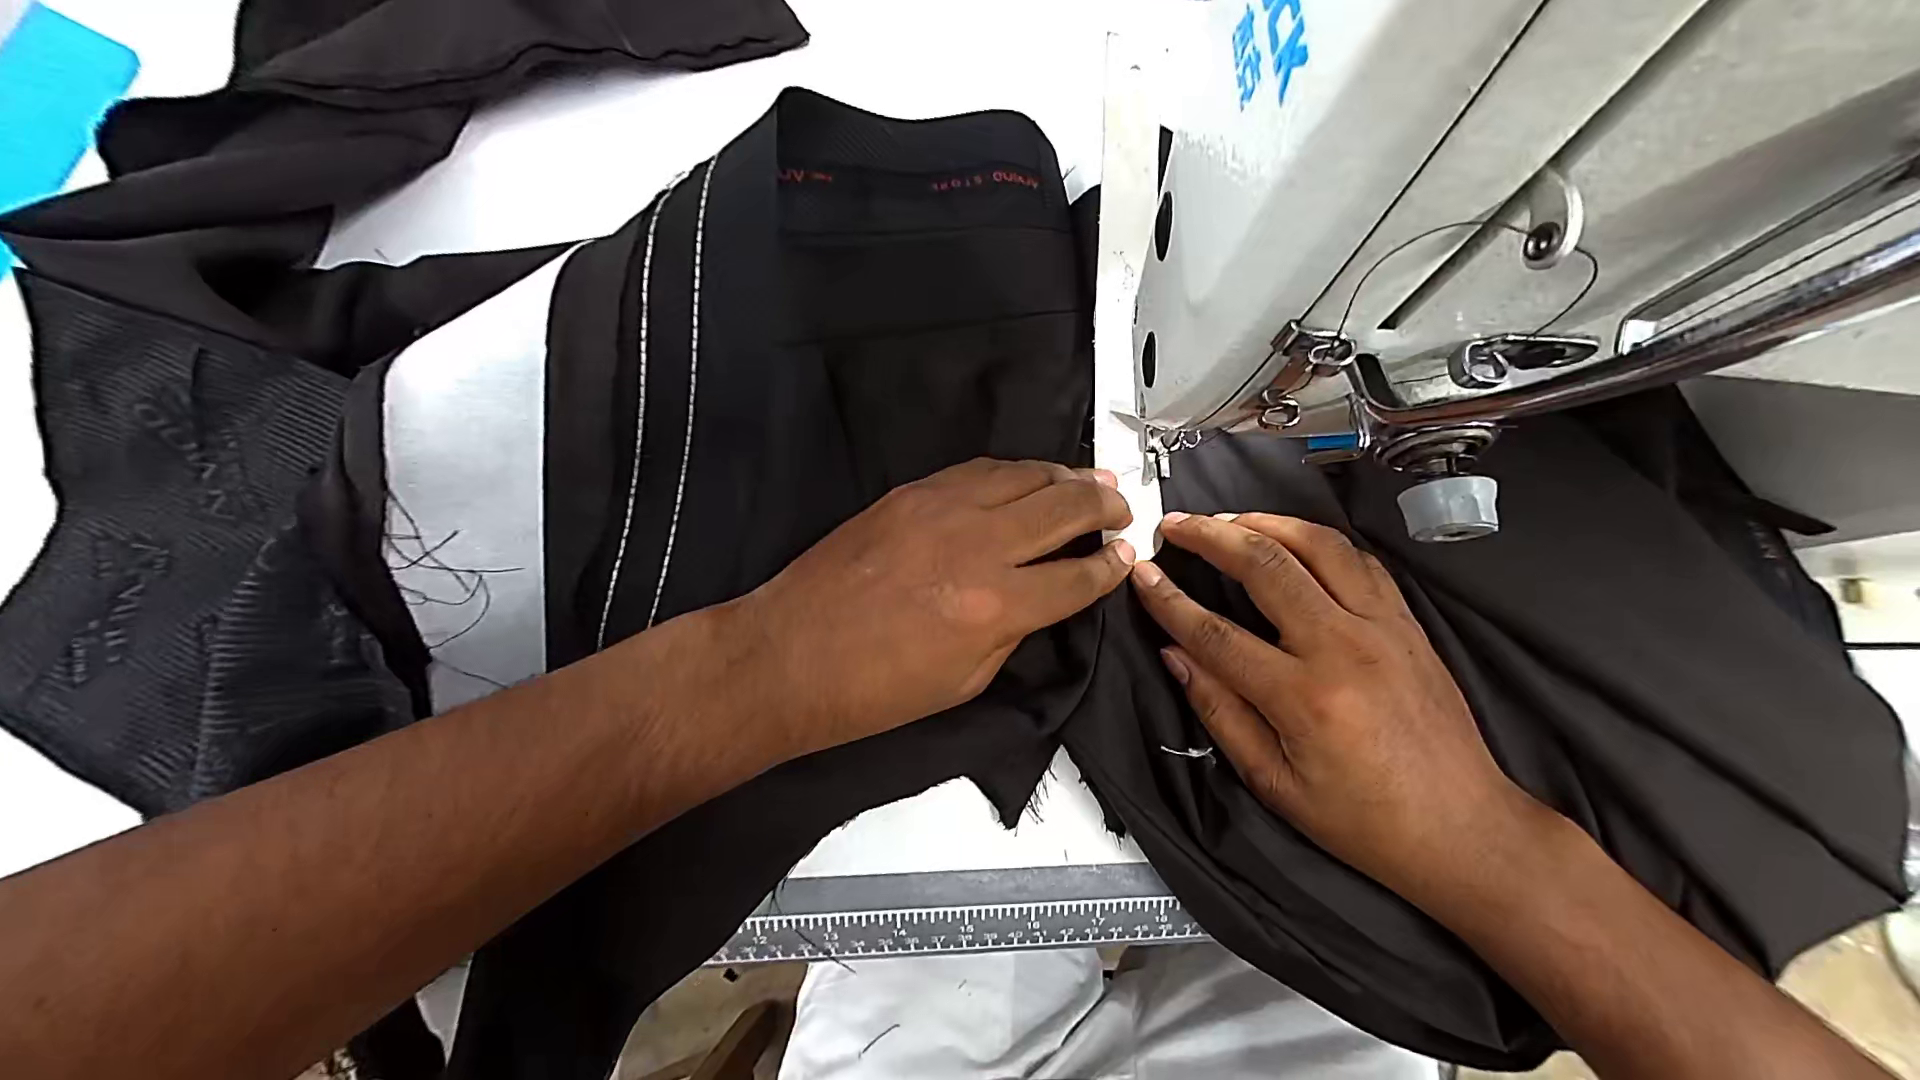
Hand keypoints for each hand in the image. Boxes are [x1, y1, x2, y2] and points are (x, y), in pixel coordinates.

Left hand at [726, 458, 1134, 756]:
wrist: (790, 655)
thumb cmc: (874, 688)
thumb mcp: (965, 679)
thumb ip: (1015, 629)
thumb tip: (1042, 596)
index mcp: (996, 606)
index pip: (1078, 575)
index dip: (1109, 567)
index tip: (1123, 556)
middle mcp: (977, 545)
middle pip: (1064, 506)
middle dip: (1104, 504)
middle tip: (1121, 507)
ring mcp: (941, 509)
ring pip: (1025, 475)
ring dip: (1065, 476)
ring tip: (1088, 481)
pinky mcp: (910, 493)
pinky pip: (978, 470)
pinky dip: (1013, 472)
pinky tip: (1026, 478)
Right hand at [1130, 512, 1545, 901]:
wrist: (1465, 829)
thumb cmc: (1364, 819)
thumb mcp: (1272, 781)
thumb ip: (1219, 711)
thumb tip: (1175, 655)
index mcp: (1304, 697)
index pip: (1216, 632)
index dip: (1169, 600)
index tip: (1142, 575)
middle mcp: (1345, 648)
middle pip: (1266, 566)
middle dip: (1210, 536)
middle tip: (1176, 524)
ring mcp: (1383, 628)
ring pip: (1317, 546)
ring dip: (1264, 522)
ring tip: (1226, 519)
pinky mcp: (1406, 623)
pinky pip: (1358, 560)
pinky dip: (1315, 539)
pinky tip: (1289, 538)